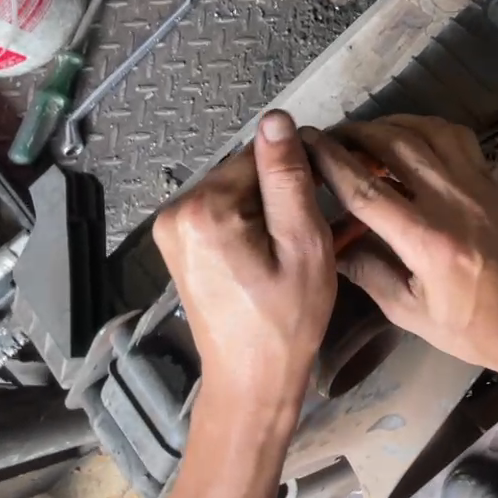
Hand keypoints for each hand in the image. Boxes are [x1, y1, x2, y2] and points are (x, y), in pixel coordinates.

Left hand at [153, 110, 336, 398]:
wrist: (251, 380)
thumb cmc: (286, 317)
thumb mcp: (303, 243)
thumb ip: (289, 177)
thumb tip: (278, 117)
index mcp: (204, 207)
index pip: (262, 152)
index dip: (300, 170)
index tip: (325, 200)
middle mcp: (176, 210)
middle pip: (246, 170)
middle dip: (283, 188)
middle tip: (314, 227)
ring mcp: (172, 229)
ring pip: (238, 188)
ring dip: (271, 205)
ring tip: (297, 241)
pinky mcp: (179, 243)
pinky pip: (225, 209)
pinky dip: (254, 219)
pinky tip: (276, 247)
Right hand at [301, 116, 497, 378]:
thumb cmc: (468, 326)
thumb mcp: (408, 311)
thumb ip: (367, 271)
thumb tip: (328, 243)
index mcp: (426, 240)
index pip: (367, 190)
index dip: (332, 162)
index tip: (307, 145)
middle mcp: (450, 201)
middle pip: (396, 146)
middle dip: (357, 134)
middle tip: (329, 135)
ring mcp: (474, 184)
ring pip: (427, 131)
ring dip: (391, 124)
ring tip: (363, 132)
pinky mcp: (489, 179)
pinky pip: (456, 136)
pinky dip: (427, 126)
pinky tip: (408, 134)